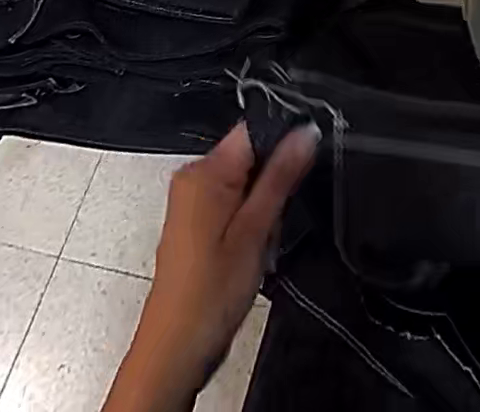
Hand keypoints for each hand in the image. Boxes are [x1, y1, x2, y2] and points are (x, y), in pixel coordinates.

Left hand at [106, 122, 317, 411]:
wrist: (173, 352)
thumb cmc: (210, 294)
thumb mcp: (256, 229)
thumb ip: (281, 175)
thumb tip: (306, 131)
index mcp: (204, 171)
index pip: (254, 128)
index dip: (284, 137)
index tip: (305, 161)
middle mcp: (193, 177)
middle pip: (252, 152)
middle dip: (275, 178)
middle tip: (278, 216)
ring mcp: (192, 198)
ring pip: (247, 177)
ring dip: (264, 201)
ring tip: (265, 237)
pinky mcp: (196, 218)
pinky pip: (235, 197)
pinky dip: (251, 215)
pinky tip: (254, 245)